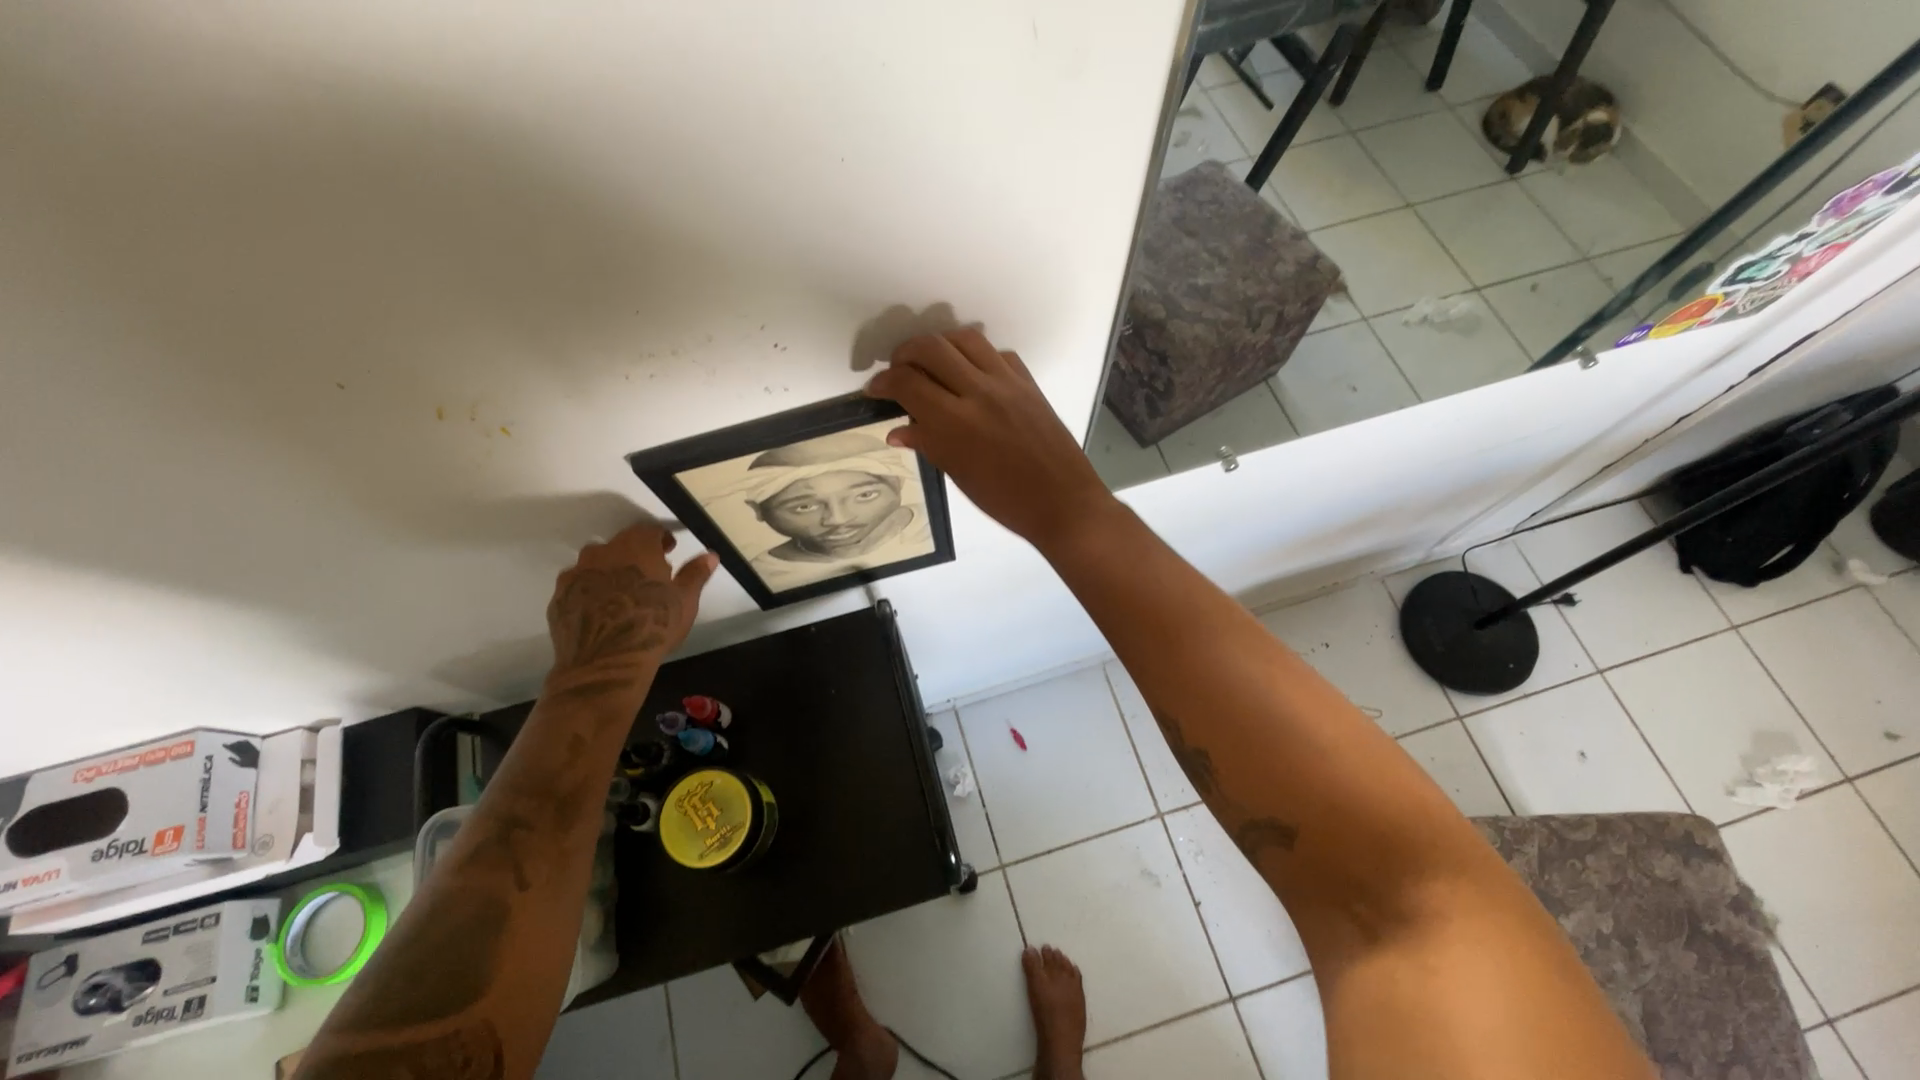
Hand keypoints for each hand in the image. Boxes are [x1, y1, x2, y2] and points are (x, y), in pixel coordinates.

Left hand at [544, 523, 717, 701]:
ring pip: (595, 564)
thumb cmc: (654, 624)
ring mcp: (576, 574)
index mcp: (636, 547)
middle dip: (634, 555)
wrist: (605, 661)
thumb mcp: (685, 600)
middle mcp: (602, 552)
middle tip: (648, 577)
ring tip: (622, 595)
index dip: (661, 540)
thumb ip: (695, 574)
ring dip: (609, 572)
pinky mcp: (559, 597)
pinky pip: (577, 586)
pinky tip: (600, 611)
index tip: (669, 552)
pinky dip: (589, 592)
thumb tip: (710, 555)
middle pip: (620, 545)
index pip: (649, 531)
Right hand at [867, 329, 1118, 548]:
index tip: (876, 390)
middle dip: (905, 354)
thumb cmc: (1006, 501)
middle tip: (898, 371)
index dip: (884, 382)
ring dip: (940, 345)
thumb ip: (928, 444)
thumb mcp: (959, 475)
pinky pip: (996, 353)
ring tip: (931, 364)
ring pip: (964, 339)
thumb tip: (898, 431)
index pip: (907, 382)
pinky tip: (971, 375)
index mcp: (955, 423)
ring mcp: (1007, 383)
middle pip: (930, 347)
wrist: (1063, 503)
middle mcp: (979, 392)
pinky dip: (976, 356)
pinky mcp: (1029, 382)